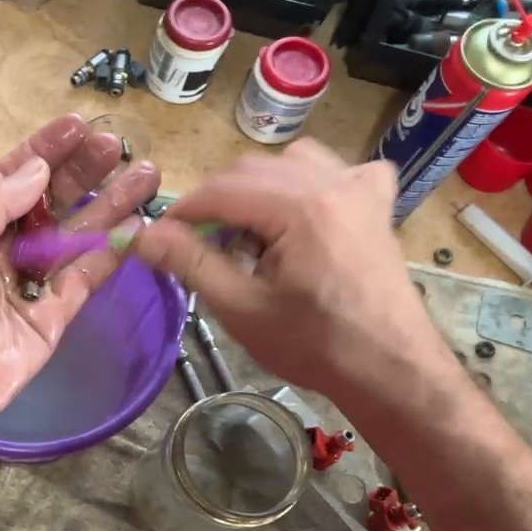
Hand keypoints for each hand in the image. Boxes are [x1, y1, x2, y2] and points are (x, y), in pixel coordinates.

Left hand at [0, 115, 161, 453]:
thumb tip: (36, 170)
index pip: (7, 178)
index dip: (42, 152)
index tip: (77, 126)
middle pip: (46, 202)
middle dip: (80, 172)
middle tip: (116, 145)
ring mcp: (26, 284)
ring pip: (72, 237)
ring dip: (106, 205)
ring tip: (146, 173)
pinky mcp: (50, 318)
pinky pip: (83, 280)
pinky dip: (109, 253)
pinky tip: (137, 224)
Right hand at [130, 140, 455, 414]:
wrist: (388, 368)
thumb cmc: (312, 345)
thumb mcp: (241, 308)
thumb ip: (191, 264)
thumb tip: (143, 236)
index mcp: (298, 207)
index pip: (219, 190)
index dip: (181, 214)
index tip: (159, 242)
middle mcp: (331, 182)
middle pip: (252, 169)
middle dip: (216, 203)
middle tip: (199, 248)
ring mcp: (360, 189)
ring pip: (292, 162)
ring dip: (259, 189)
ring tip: (250, 236)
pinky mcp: (376, 205)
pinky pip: (338, 171)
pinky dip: (311, 184)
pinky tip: (304, 217)